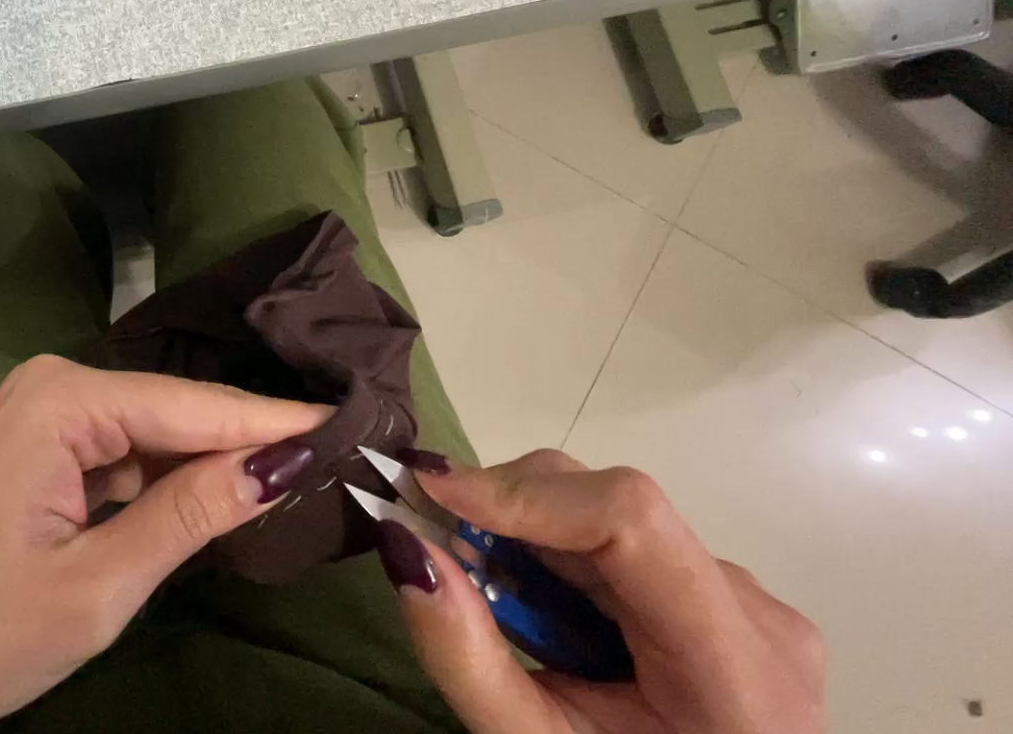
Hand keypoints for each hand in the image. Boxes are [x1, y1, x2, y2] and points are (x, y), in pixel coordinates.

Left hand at [0, 355, 330, 733]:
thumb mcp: (93, 587)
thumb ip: (188, 516)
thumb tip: (283, 463)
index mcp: (61, 401)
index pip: (196, 405)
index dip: (279, 419)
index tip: (363, 423)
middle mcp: (51, 387)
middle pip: (174, 413)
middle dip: (251, 440)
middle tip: (347, 453)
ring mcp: (37, 417)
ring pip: (148, 436)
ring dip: (210, 463)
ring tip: (303, 474)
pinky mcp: (32, 451)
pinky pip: (115, 457)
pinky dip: (163, 482)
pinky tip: (217, 496)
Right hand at [375, 449, 825, 733]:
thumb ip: (468, 658)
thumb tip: (404, 543)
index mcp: (735, 665)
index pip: (628, 519)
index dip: (518, 491)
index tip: (425, 489)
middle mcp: (751, 607)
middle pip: (606, 502)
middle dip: (502, 508)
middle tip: (433, 544)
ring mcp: (739, 595)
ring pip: (600, 509)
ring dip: (517, 529)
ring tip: (483, 587)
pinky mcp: (713, 589)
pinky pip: (609, 532)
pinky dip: (544, 545)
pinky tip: (529, 598)